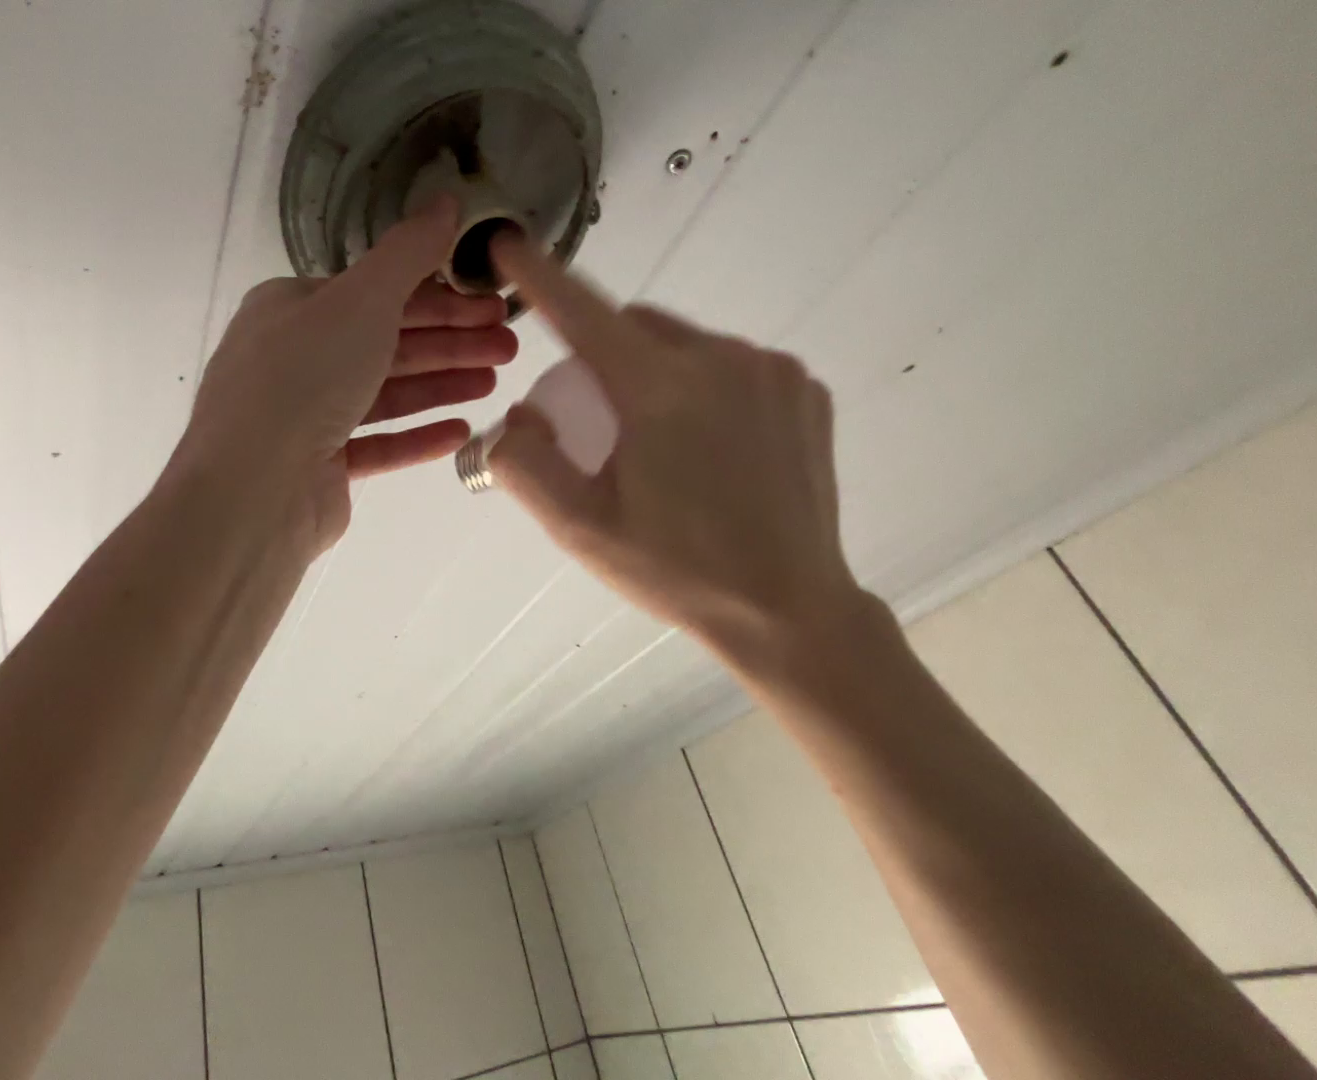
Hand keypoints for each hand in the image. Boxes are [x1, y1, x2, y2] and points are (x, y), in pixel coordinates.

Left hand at [181, 197, 516, 551]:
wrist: (255, 488)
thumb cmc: (304, 378)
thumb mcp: (362, 300)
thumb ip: (409, 253)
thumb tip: (446, 199)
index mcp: (292, 309)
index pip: (376, 295)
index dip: (439, 298)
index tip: (492, 307)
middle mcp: (294, 358)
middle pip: (385, 343)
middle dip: (450, 343)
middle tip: (508, 346)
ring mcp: (304, 417)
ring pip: (384, 394)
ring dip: (440, 385)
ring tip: (494, 385)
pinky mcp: (320, 468)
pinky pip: (376, 444)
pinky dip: (417, 435)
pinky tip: (459, 432)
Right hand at [488, 234, 874, 662]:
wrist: (788, 610)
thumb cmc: (677, 571)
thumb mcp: (581, 529)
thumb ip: (526, 463)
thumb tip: (520, 414)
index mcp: (661, 388)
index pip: (584, 313)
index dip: (540, 278)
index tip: (509, 244)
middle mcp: (722, 358)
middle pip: (637, 327)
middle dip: (605, 357)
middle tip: (601, 427)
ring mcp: (774, 372)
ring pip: (688, 346)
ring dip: (659, 375)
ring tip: (667, 450)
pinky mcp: (807, 392)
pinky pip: (736, 368)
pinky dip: (710, 390)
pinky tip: (717, 452)